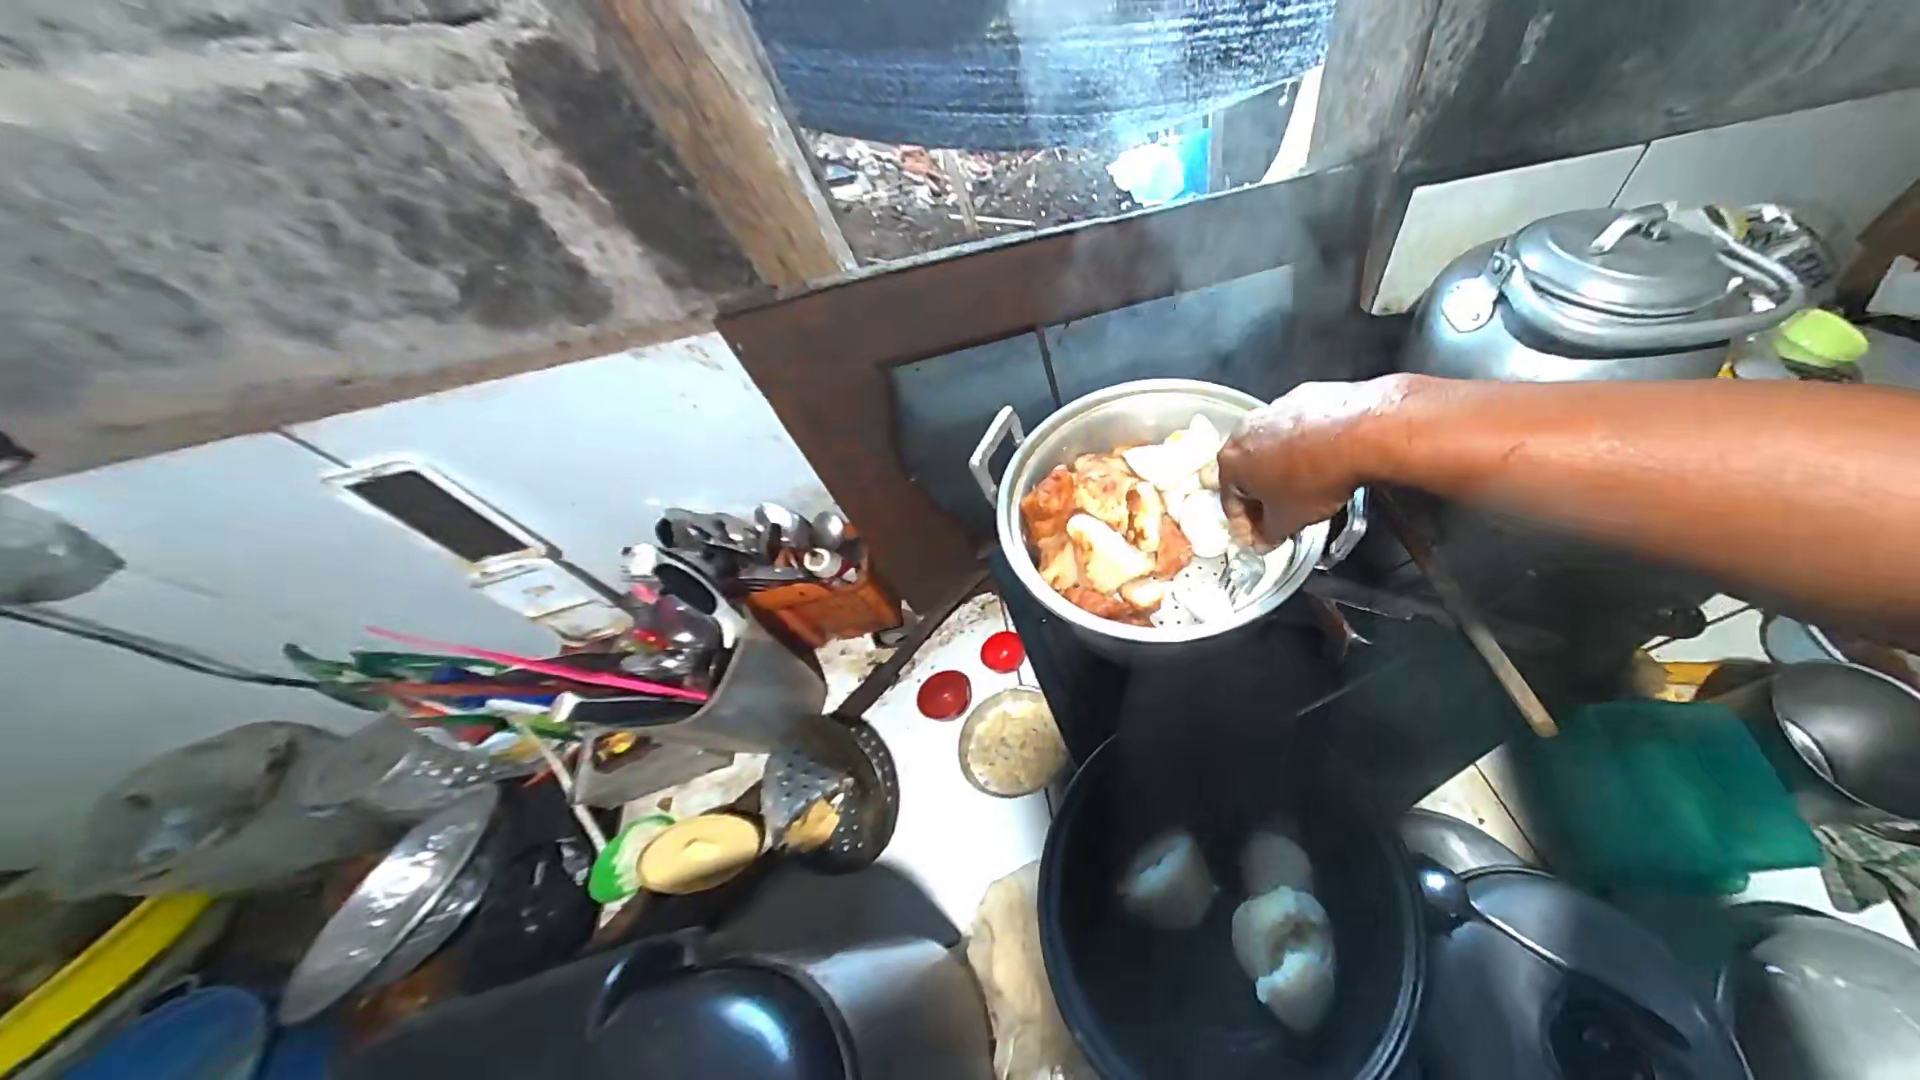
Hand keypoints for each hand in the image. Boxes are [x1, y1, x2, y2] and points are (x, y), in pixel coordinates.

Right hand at [1217, 376, 1412, 548]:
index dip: (1245, 526)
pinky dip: (1305, 447)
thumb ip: (1270, 534)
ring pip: (1271, 450)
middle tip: (1280, 516)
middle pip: (1248, 473)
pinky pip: (1297, 431)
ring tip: (1307, 488)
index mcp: (1230, 462)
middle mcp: (1244, 432)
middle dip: (1262, 496)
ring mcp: (1273, 412)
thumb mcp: (1289, 520)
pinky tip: (1324, 462)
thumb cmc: (1316, 476)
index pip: (1230, 503)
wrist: (1362, 434)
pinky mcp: (1302, 399)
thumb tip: (1268, 537)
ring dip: (1282, 470)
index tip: (1259, 537)